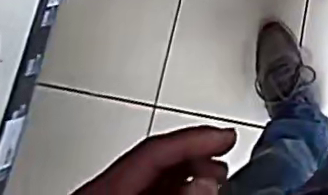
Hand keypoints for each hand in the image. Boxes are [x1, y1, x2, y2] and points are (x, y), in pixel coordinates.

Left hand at [74, 126, 236, 194]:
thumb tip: (206, 181)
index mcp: (102, 192)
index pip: (156, 150)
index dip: (196, 139)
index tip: (225, 138)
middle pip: (152, 164)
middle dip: (192, 159)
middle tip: (222, 161)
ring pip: (147, 184)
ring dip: (182, 181)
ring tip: (209, 184)